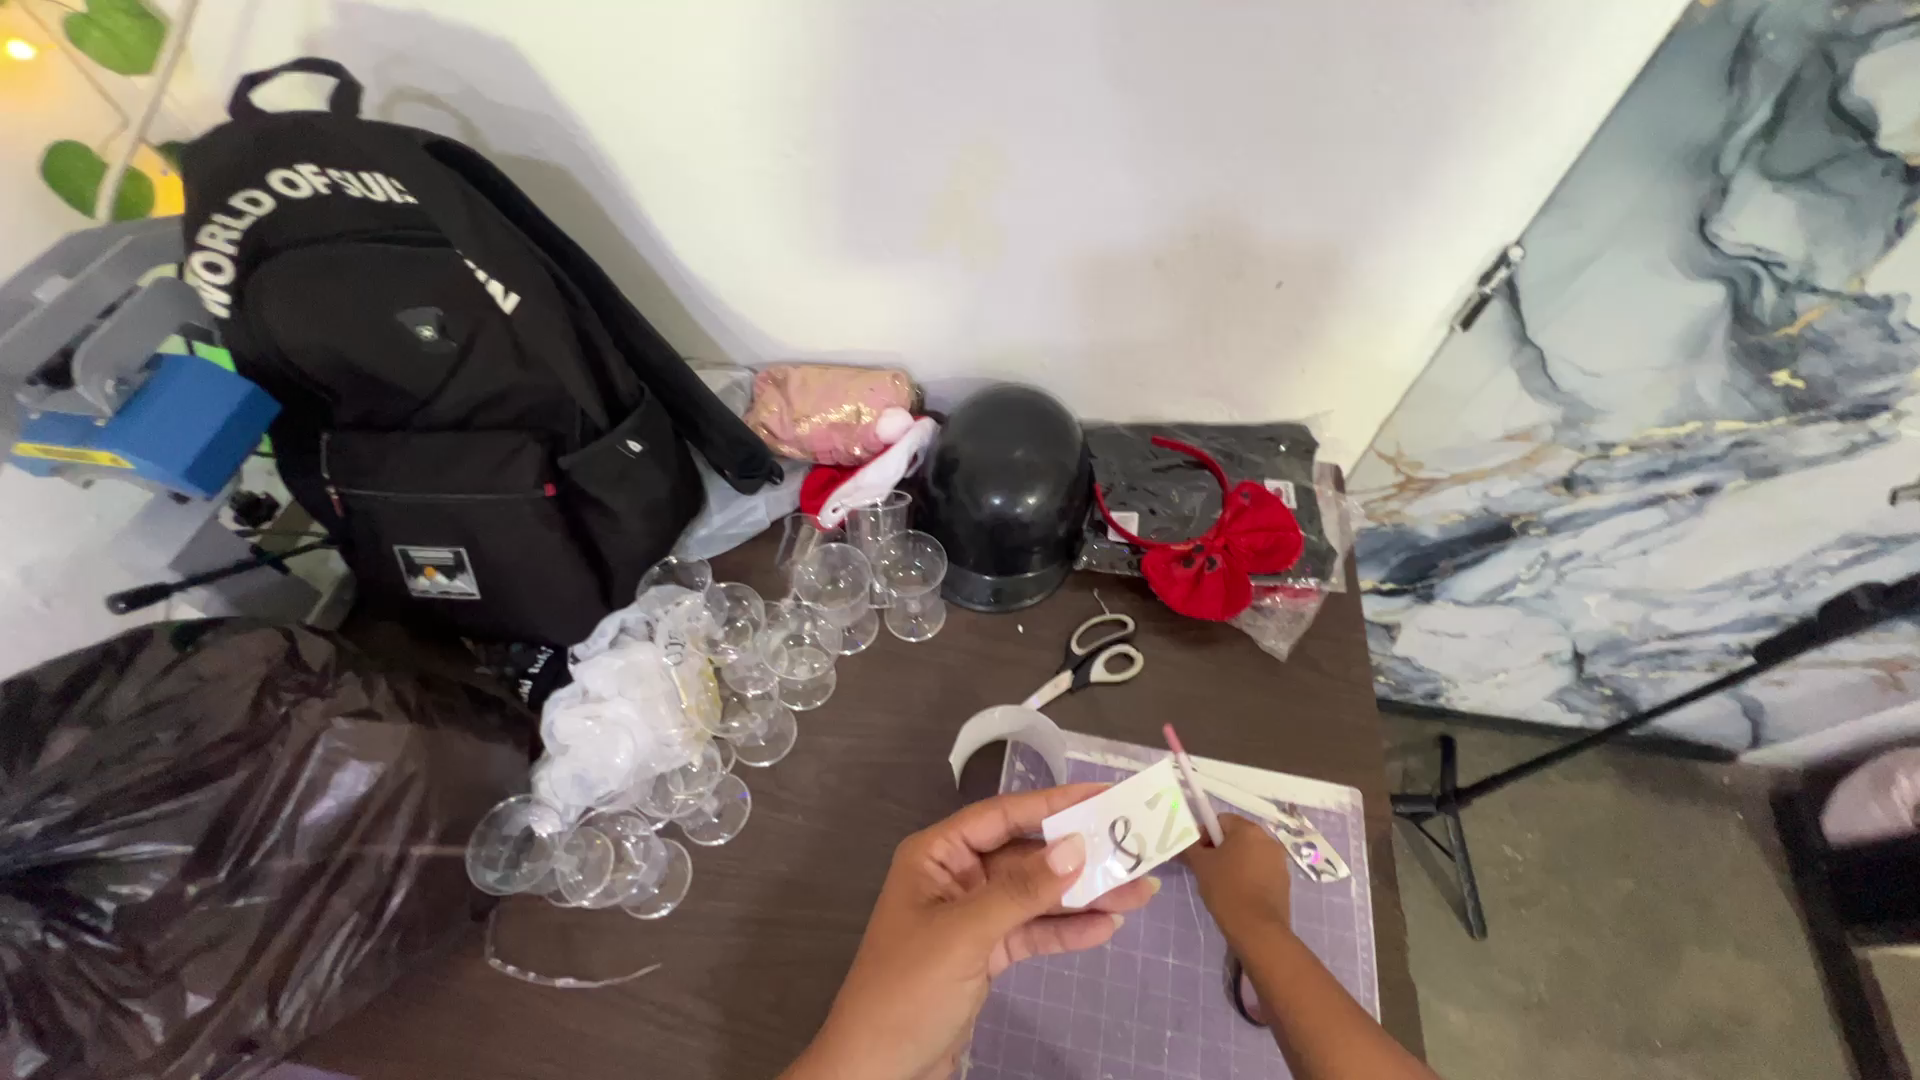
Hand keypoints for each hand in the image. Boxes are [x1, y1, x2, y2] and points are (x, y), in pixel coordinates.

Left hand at [785, 785, 1159, 1079]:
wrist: (877, 1072)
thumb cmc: (907, 988)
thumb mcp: (964, 933)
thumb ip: (1021, 890)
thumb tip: (1075, 848)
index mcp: (938, 854)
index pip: (1003, 816)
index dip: (1053, 803)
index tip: (1101, 795)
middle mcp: (956, 876)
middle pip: (1026, 855)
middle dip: (1078, 855)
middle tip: (1132, 847)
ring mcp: (972, 916)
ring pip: (1036, 895)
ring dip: (1083, 896)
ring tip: (1138, 891)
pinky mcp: (985, 954)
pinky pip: (1032, 931)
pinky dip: (1066, 930)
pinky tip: (1105, 926)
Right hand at [1181, 813, 1293, 941]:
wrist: (1257, 929)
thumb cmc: (1226, 889)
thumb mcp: (1200, 865)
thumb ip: (1191, 846)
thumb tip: (1185, 842)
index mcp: (1248, 830)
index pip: (1221, 820)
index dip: (1206, 834)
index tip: (1199, 853)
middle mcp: (1268, 840)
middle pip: (1237, 836)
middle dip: (1221, 848)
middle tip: (1208, 867)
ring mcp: (1279, 862)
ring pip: (1250, 853)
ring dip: (1236, 861)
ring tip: (1223, 882)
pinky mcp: (1284, 881)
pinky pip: (1261, 869)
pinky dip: (1249, 875)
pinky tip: (1239, 893)